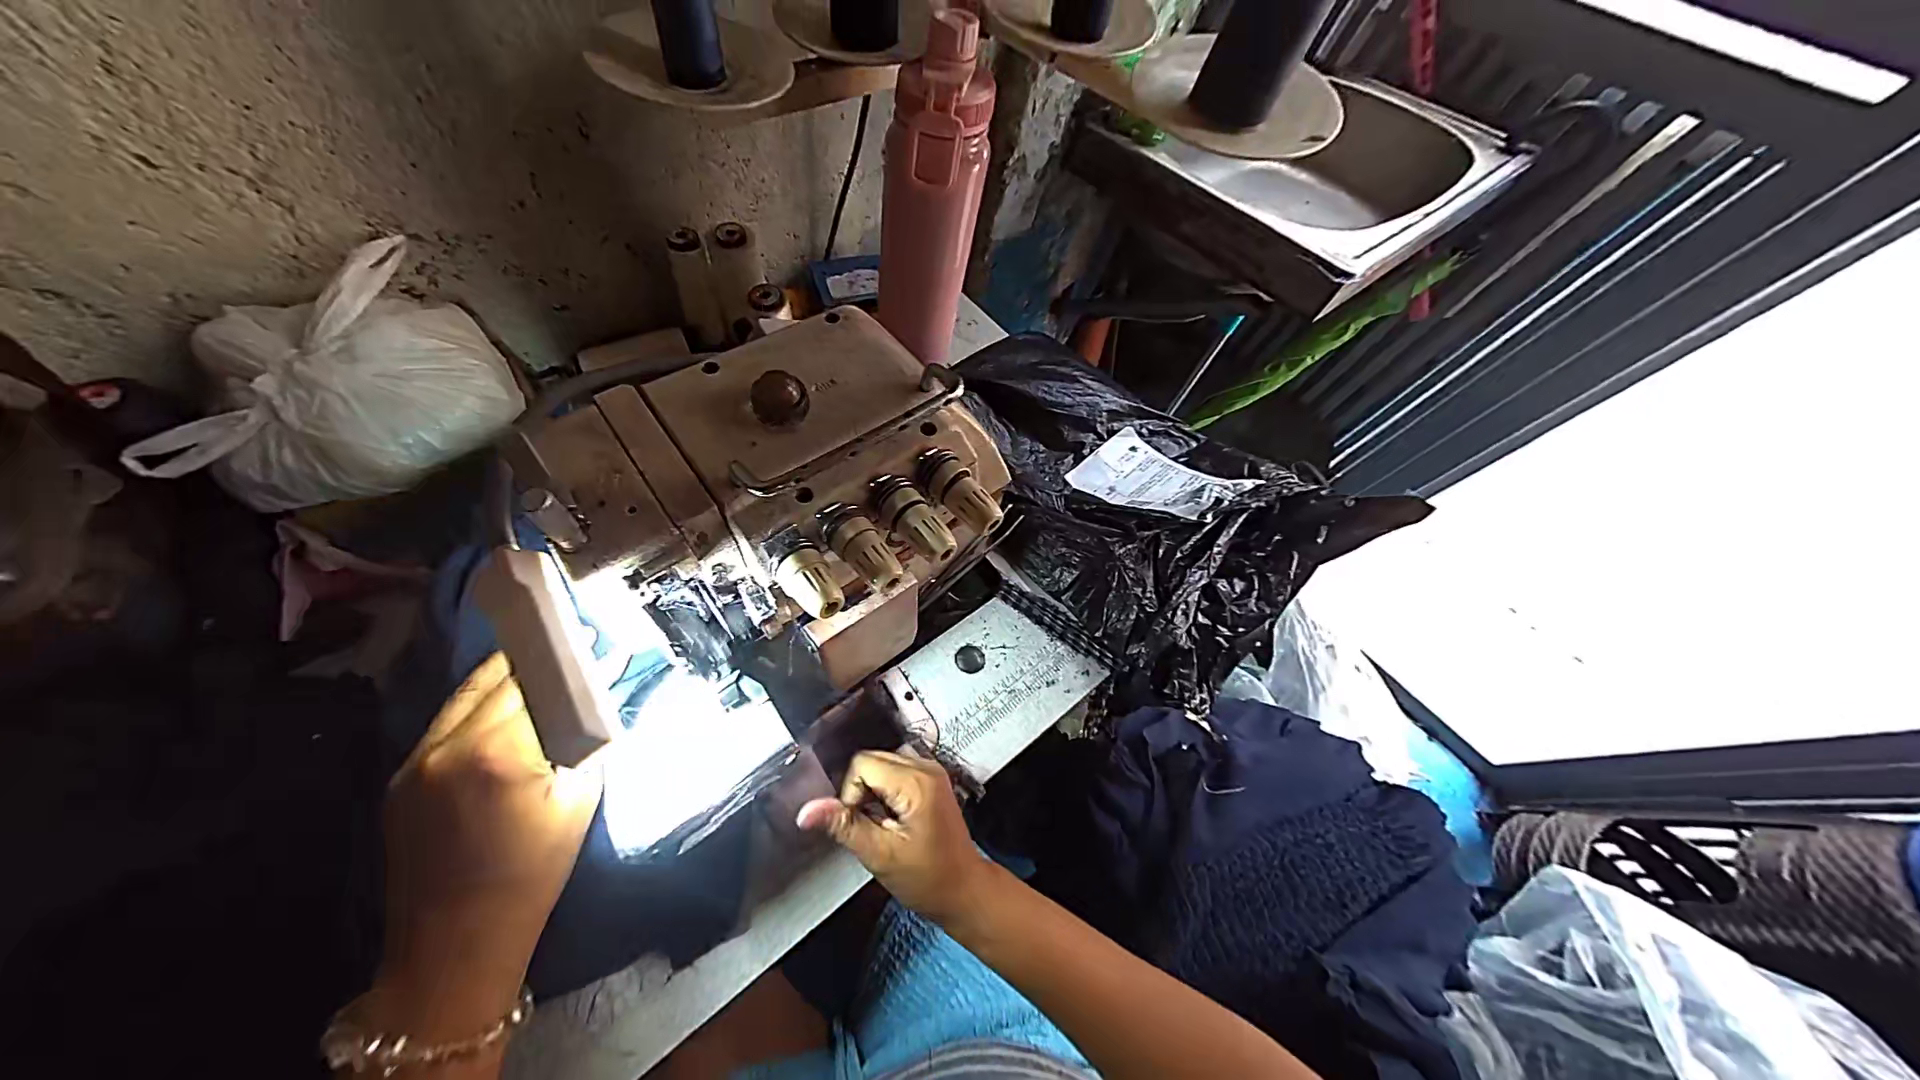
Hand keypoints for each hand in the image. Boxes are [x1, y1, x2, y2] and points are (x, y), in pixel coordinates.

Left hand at [380, 652, 602, 987]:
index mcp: (498, 754)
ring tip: (541, 670)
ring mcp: (415, 761)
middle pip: (501, 679)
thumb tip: (599, 700)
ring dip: (507, 677)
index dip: (573, 662)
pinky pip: (447, 722)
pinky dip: (481, 706)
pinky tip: (505, 711)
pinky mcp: (399, 777)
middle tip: (575, 650)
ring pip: (468, 694)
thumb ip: (586, 742)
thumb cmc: (533, 873)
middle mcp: (447, 747)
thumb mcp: (579, 800)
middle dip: (541, 663)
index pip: (540, 684)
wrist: (455, 942)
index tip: (596, 641)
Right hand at [795, 750, 990, 923]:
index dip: (851, 795)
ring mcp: (931, 771)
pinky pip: (895, 772)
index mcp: (916, 781)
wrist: (964, 889)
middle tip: (873, 828)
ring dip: (873, 792)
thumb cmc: (928, 878)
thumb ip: (843, 826)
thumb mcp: (880, 855)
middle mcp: (926, 767)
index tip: (863, 825)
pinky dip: (886, 792)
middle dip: (861, 792)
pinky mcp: (931, 779)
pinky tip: (894, 819)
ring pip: (881, 765)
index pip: (861, 764)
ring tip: (885, 825)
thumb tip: (806, 811)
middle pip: (871, 760)